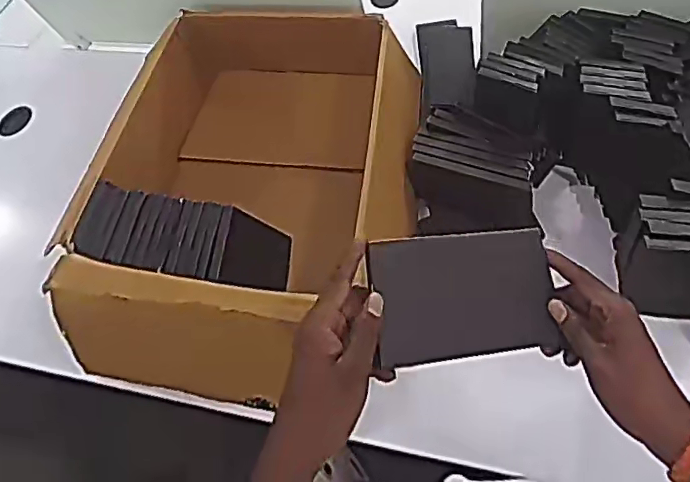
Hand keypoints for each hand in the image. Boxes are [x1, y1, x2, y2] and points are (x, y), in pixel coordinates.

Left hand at [251, 242, 391, 481]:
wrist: (299, 447)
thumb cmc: (319, 415)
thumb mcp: (354, 371)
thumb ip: (367, 332)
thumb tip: (377, 301)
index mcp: (319, 325)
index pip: (338, 282)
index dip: (352, 261)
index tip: (361, 242)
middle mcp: (315, 330)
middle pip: (347, 304)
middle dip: (370, 310)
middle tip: (390, 318)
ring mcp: (316, 345)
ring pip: (349, 325)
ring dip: (368, 337)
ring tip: (383, 356)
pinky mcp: (320, 359)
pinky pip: (346, 343)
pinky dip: (362, 352)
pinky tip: (377, 368)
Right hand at [543, 248, 689, 465]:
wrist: (667, 428)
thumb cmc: (641, 396)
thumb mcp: (595, 358)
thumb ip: (572, 328)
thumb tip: (555, 306)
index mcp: (616, 311)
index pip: (582, 277)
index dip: (560, 264)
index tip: (544, 254)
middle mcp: (621, 316)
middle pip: (581, 296)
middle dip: (559, 306)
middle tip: (540, 314)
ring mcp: (622, 330)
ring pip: (585, 315)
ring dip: (568, 327)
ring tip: (554, 343)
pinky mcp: (622, 345)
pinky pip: (593, 331)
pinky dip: (578, 339)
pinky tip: (569, 353)